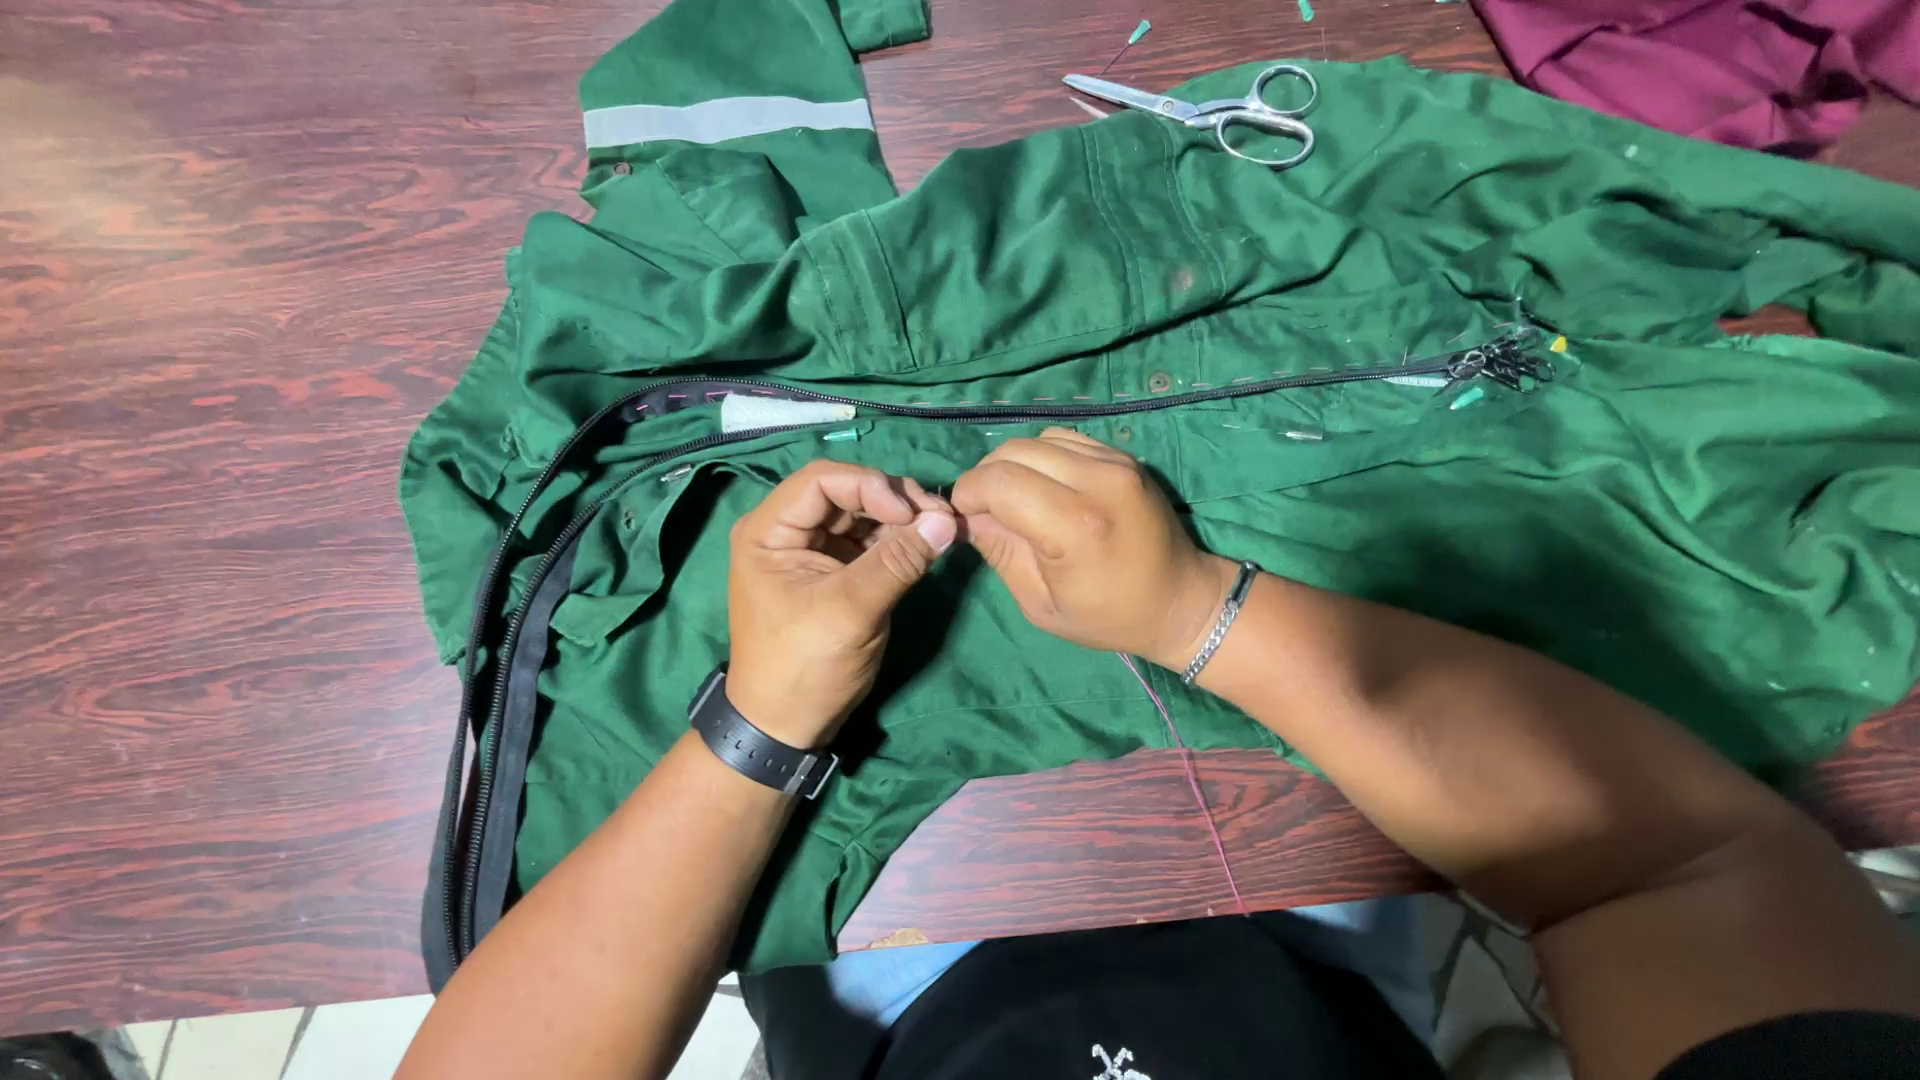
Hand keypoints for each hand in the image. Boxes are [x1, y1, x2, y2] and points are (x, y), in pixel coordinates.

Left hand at [726, 461, 957, 748]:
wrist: (787, 726)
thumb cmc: (804, 668)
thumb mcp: (850, 612)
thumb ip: (897, 563)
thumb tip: (948, 521)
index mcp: (769, 532)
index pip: (822, 481)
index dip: (869, 487)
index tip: (910, 514)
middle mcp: (788, 532)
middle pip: (846, 492)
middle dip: (893, 500)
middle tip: (939, 518)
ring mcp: (814, 551)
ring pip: (863, 515)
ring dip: (902, 519)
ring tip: (941, 529)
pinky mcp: (838, 572)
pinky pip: (871, 542)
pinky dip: (900, 540)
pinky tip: (928, 544)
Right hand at [950, 428, 1234, 670]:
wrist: (1181, 601)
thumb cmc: (1108, 616)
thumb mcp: (1040, 603)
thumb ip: (1000, 552)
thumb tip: (966, 517)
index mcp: (1074, 525)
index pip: (998, 481)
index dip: (969, 494)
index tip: (965, 518)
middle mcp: (1096, 481)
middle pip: (1013, 452)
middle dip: (987, 478)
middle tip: (987, 511)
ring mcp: (1114, 462)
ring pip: (1037, 440)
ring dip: (1015, 465)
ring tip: (1018, 500)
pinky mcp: (1123, 456)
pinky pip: (1065, 440)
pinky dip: (1044, 458)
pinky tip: (1048, 488)